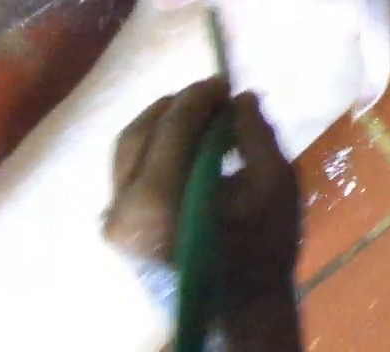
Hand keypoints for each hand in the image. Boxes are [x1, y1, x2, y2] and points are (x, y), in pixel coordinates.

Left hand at [104, 79, 302, 349]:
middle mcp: (122, 207)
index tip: (228, 80)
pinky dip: (157, 148)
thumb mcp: (275, 183)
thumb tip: (241, 97)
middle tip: (217, 93)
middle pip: (138, 134)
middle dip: (178, 105)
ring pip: (127, 152)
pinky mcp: (119, 230)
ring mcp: (114, 222)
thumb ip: (256, 136)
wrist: (237, 309)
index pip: (172, 125)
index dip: (201, 95)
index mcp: (160, 197)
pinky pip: (129, 173)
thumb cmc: (265, 245)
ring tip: (207, 116)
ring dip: (165, 124)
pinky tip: (193, 147)